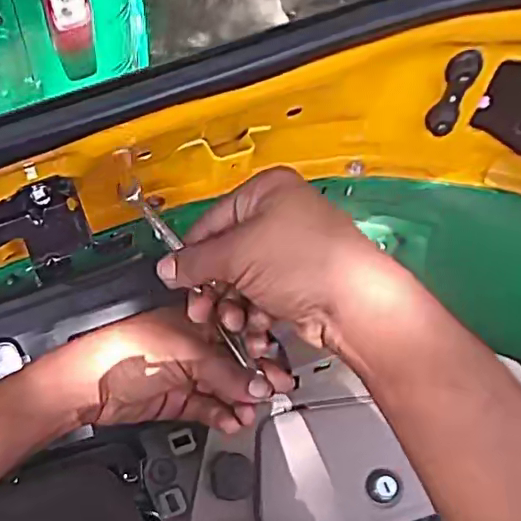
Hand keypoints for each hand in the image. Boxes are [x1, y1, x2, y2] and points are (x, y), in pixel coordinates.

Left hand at [29, 307, 293, 431]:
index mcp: (194, 320)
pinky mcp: (175, 399)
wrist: (84, 387)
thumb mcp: (181, 355)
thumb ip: (223, 371)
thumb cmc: (118, 353)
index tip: (276, 371)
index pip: (237, 335)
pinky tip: (231, 420)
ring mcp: (183, 373)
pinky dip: (220, 415)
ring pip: (222, 389)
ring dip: (239, 403)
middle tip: (272, 394)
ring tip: (248, 413)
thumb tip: (256, 385)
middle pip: (234, 365)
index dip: (259, 354)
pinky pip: (206, 407)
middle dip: (255, 381)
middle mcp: (191, 345)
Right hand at [155, 167, 426, 355]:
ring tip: (233, 321)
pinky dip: (253, 316)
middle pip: (224, 257)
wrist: (352, 304)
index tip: (177, 279)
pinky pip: (260, 299)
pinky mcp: (296, 285)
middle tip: (201, 308)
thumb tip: (169, 268)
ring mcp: (288, 254)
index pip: (210, 222)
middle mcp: (279, 218)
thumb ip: (195, 262)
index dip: (191, 254)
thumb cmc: (310, 263)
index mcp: (266, 191)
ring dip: (231, 308)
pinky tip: (254, 328)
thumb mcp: (237, 255)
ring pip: (240, 283)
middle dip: (212, 289)